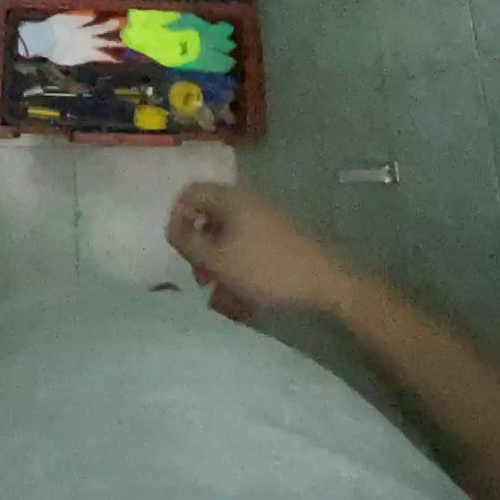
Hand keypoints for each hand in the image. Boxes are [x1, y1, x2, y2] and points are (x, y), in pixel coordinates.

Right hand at [166, 182, 352, 318]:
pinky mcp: (281, 241)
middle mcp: (247, 202)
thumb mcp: (217, 259)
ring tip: (219, 300)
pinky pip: (250, 252)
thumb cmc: (265, 267)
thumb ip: (188, 242)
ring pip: (230, 241)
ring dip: (220, 268)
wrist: (327, 281)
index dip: (178, 217)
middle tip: (199, 277)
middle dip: (201, 251)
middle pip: (211, 219)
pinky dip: (241, 273)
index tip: (178, 247)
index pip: (191, 193)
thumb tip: (172, 229)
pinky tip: (242, 306)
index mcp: (230, 198)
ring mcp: (266, 221)